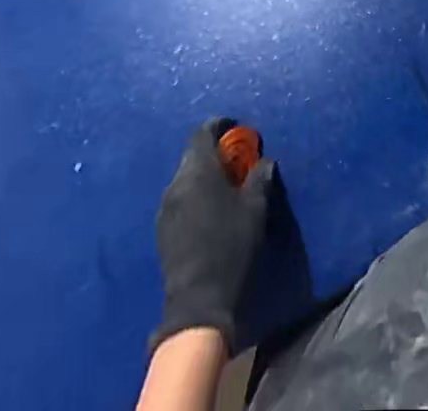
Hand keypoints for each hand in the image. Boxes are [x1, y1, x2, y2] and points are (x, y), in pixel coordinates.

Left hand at [151, 118, 274, 350]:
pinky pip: (179, 197)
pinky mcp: (162, 226)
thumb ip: (259, 179)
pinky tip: (208, 212)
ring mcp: (166, 205)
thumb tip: (265, 161)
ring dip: (203, 175)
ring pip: (185, 177)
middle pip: (193, 154)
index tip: (236, 129)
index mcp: (198, 170)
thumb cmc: (231, 248)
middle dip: (214, 152)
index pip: (203, 133)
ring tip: (224, 188)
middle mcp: (176, 181)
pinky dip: (195, 194)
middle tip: (236, 161)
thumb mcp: (254, 211)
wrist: (198, 302)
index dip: (220, 126)